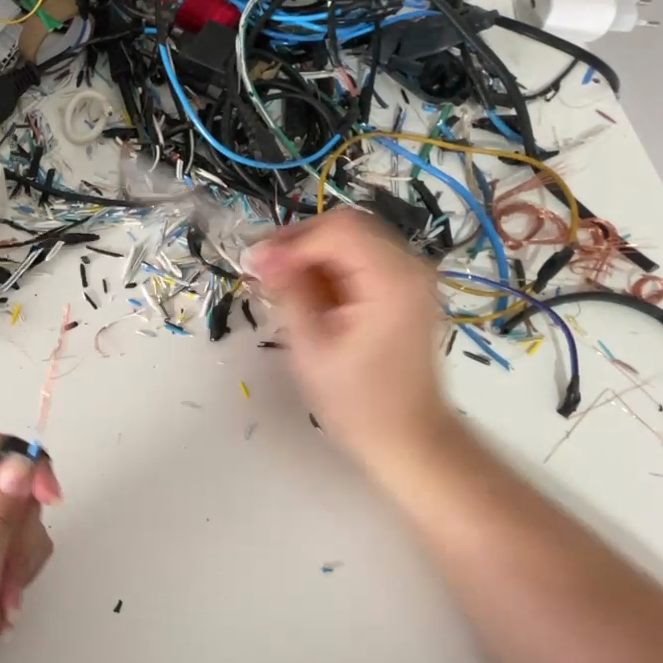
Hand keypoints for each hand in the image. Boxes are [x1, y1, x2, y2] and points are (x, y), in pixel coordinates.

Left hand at [0, 432, 61, 662]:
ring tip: (2, 597)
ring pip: (22, 518)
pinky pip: (20, 544)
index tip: (49, 498)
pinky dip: (19, 574)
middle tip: (10, 572)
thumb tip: (22, 462)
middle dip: (23, 531)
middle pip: (13, 485)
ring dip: (22, 560)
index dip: (24, 462)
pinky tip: (3, 603)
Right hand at [247, 210, 458, 477]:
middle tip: (259, 269)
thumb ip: (290, 293)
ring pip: (352, 240)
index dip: (289, 242)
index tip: (252, 264)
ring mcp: (411, 277)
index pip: (335, 231)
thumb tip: (262, 256)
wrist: (406, 435)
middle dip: (298, 243)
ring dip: (310, 254)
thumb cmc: (356, 401)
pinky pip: (361, 260)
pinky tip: (304, 293)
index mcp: (391, 279)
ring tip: (276, 283)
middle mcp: (410, 267)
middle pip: (347, 226)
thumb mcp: (311, 347)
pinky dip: (328, 268)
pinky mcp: (404, 291)